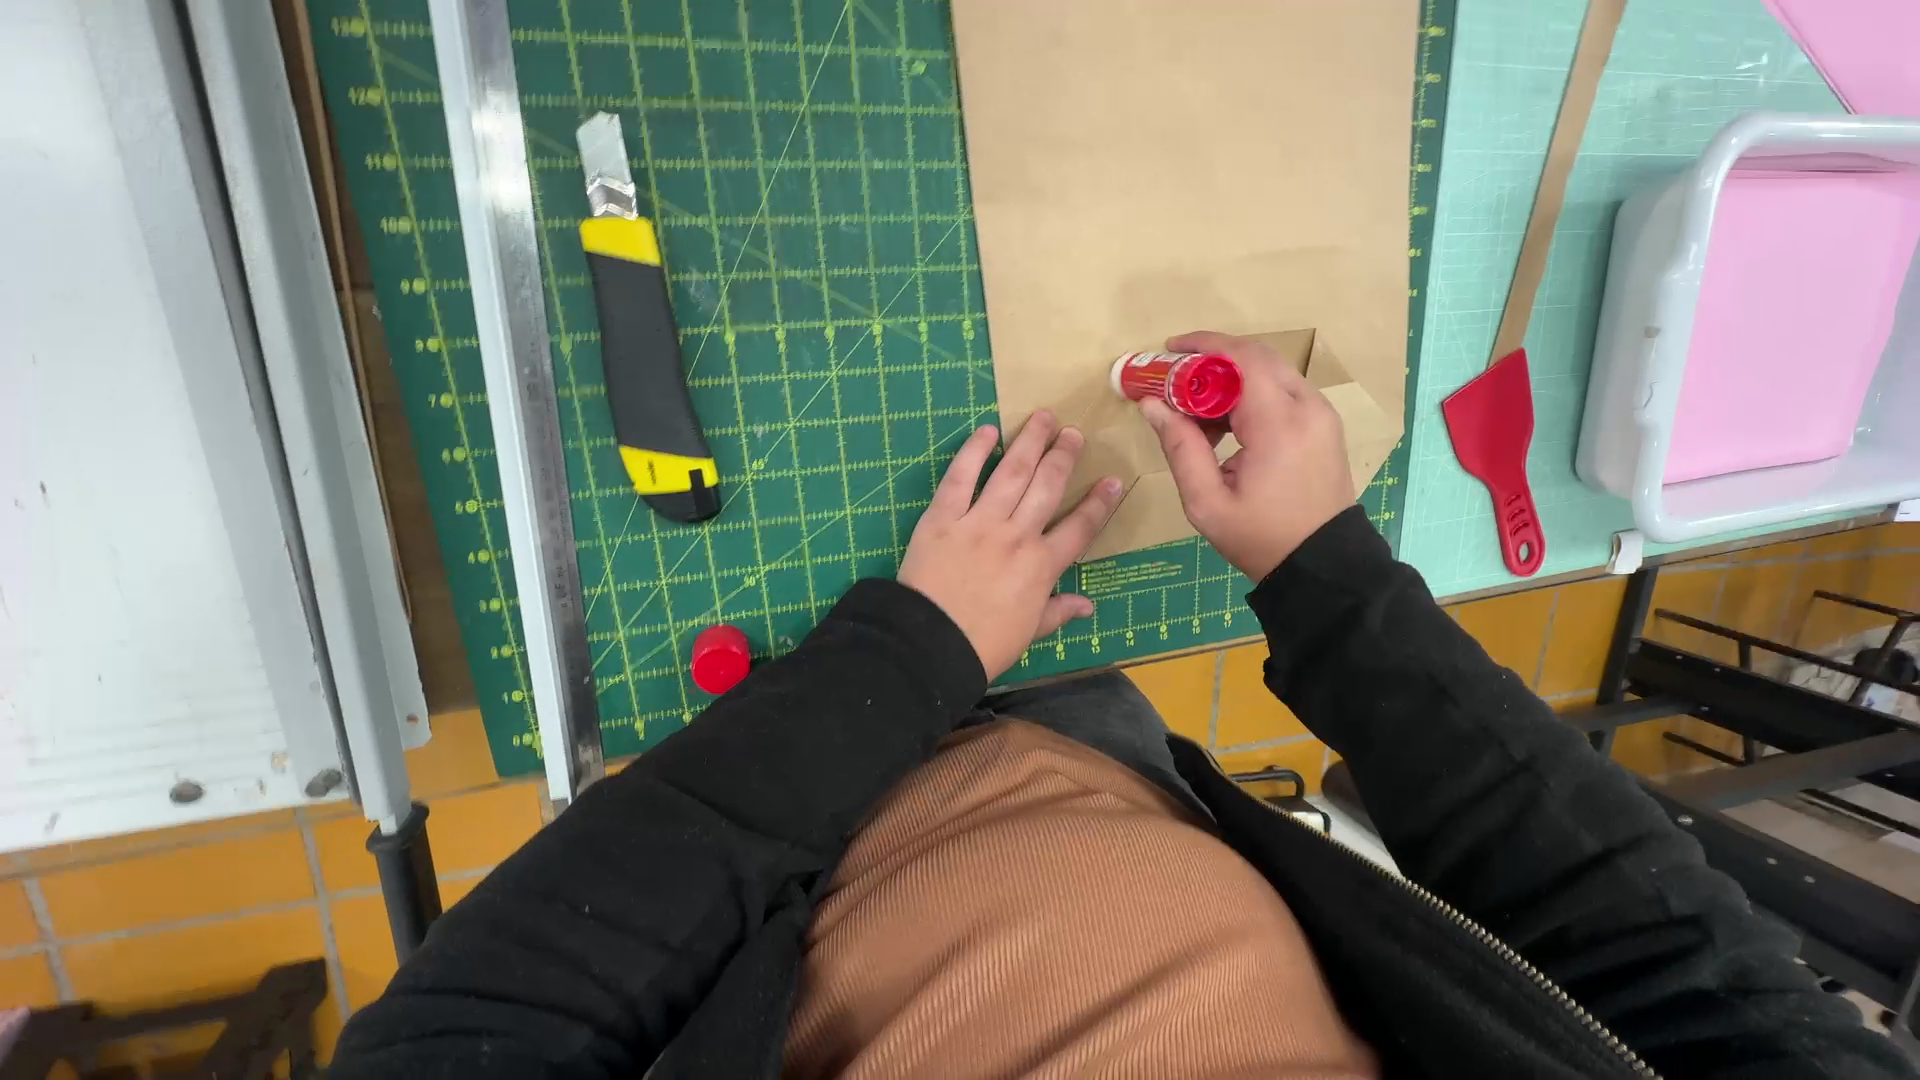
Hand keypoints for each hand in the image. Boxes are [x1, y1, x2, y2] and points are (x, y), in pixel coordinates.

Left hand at [898, 412, 1122, 679]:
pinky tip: (988, 431)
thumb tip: (1087, 606)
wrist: (930, 645)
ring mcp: (980, 523)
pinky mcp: (943, 518)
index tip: (1112, 480)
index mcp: (1042, 567)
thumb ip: (1057, 612)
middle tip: (1074, 433)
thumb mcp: (1028, 633)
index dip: (1099, 503)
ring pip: (1011, 473)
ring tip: (1044, 418)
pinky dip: (974, 452)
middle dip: (1064, 457)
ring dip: (1030, 443)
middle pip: (1048, 487)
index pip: (1080, 528)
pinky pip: (961, 478)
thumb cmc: (983, 646)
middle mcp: (1017, 536)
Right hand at [1141, 331, 1354, 581]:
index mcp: (1279, 425)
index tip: (1169, 350)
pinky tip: (1226, 424)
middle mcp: (1307, 407)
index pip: (1243, 359)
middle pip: (1258, 357)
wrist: (1321, 563)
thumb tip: (1152, 404)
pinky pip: (1284, 390)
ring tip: (1196, 409)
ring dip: (1232, 378)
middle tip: (1176, 377)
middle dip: (1213, 359)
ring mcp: (1321, 414)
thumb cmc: (1259, 537)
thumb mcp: (1206, 501)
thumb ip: (1179, 447)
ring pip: (1271, 371)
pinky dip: (1251, 394)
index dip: (1204, 345)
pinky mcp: (1324, 424)